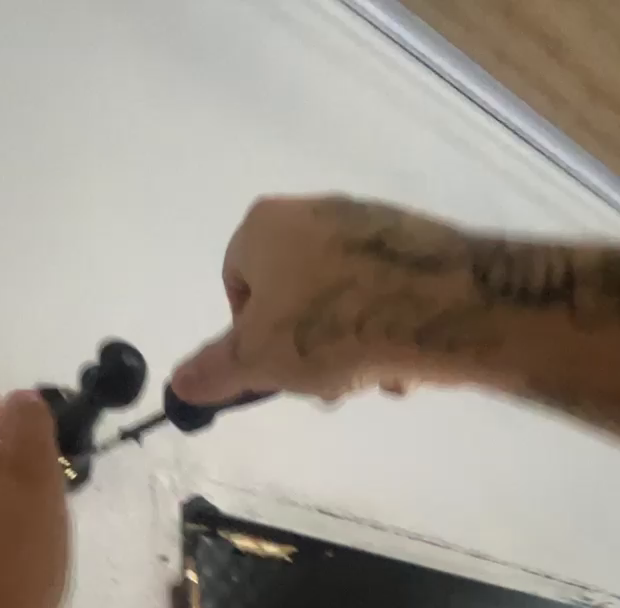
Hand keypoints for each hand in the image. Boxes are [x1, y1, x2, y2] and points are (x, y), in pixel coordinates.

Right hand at [169, 195, 484, 404]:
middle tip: (324, 380)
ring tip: (368, 374)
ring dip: (346, 348)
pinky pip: (382, 296)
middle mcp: (313, 211)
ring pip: (339, 303)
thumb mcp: (258, 360)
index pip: (235, 285)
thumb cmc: (332, 329)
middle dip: (303, 347)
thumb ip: (213, 372)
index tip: (274, 366)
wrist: (443, 308)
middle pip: (290, 297)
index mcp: (263, 227)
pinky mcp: (415, 243)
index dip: (249, 335)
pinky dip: (384, 330)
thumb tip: (177, 385)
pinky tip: (400, 360)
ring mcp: (368, 223)